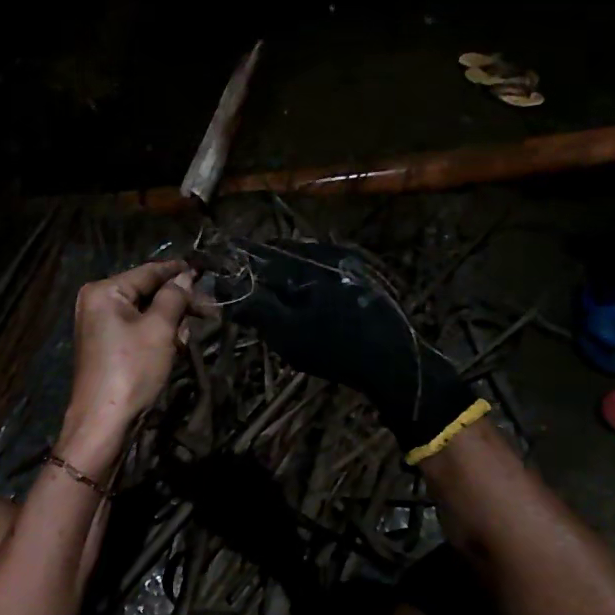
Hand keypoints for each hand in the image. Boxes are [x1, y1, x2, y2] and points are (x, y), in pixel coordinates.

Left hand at [59, 258, 198, 465]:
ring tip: (187, 340)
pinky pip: (139, 332)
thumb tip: (186, 276)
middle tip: (210, 312)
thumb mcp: (159, 328)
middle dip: (179, 304)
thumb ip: (174, 297)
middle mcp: (98, 303)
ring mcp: (102, 327)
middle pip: (148, 293)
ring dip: (172, 324)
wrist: (105, 421)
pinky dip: (159, 337)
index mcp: (104, 291)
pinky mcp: (109, 349)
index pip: (149, 272)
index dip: (179, 271)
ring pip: (147, 314)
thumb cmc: (132, 369)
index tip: (207, 270)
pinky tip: (176, 349)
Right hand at [215, 238, 478, 454]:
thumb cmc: (335, 349)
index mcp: (307, 261)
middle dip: (259, 271)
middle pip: (280, 254)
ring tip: (273, 303)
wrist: (396, 362)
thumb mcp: (286, 332)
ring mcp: (348, 263)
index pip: (258, 252)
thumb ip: (252, 305)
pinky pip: (321, 272)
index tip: (218, 271)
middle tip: (245, 294)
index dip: (235, 262)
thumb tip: (219, 285)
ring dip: (282, 278)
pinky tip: (304, 306)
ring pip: (302, 263)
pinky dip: (304, 284)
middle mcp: (328, 252)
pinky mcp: (361, 277)